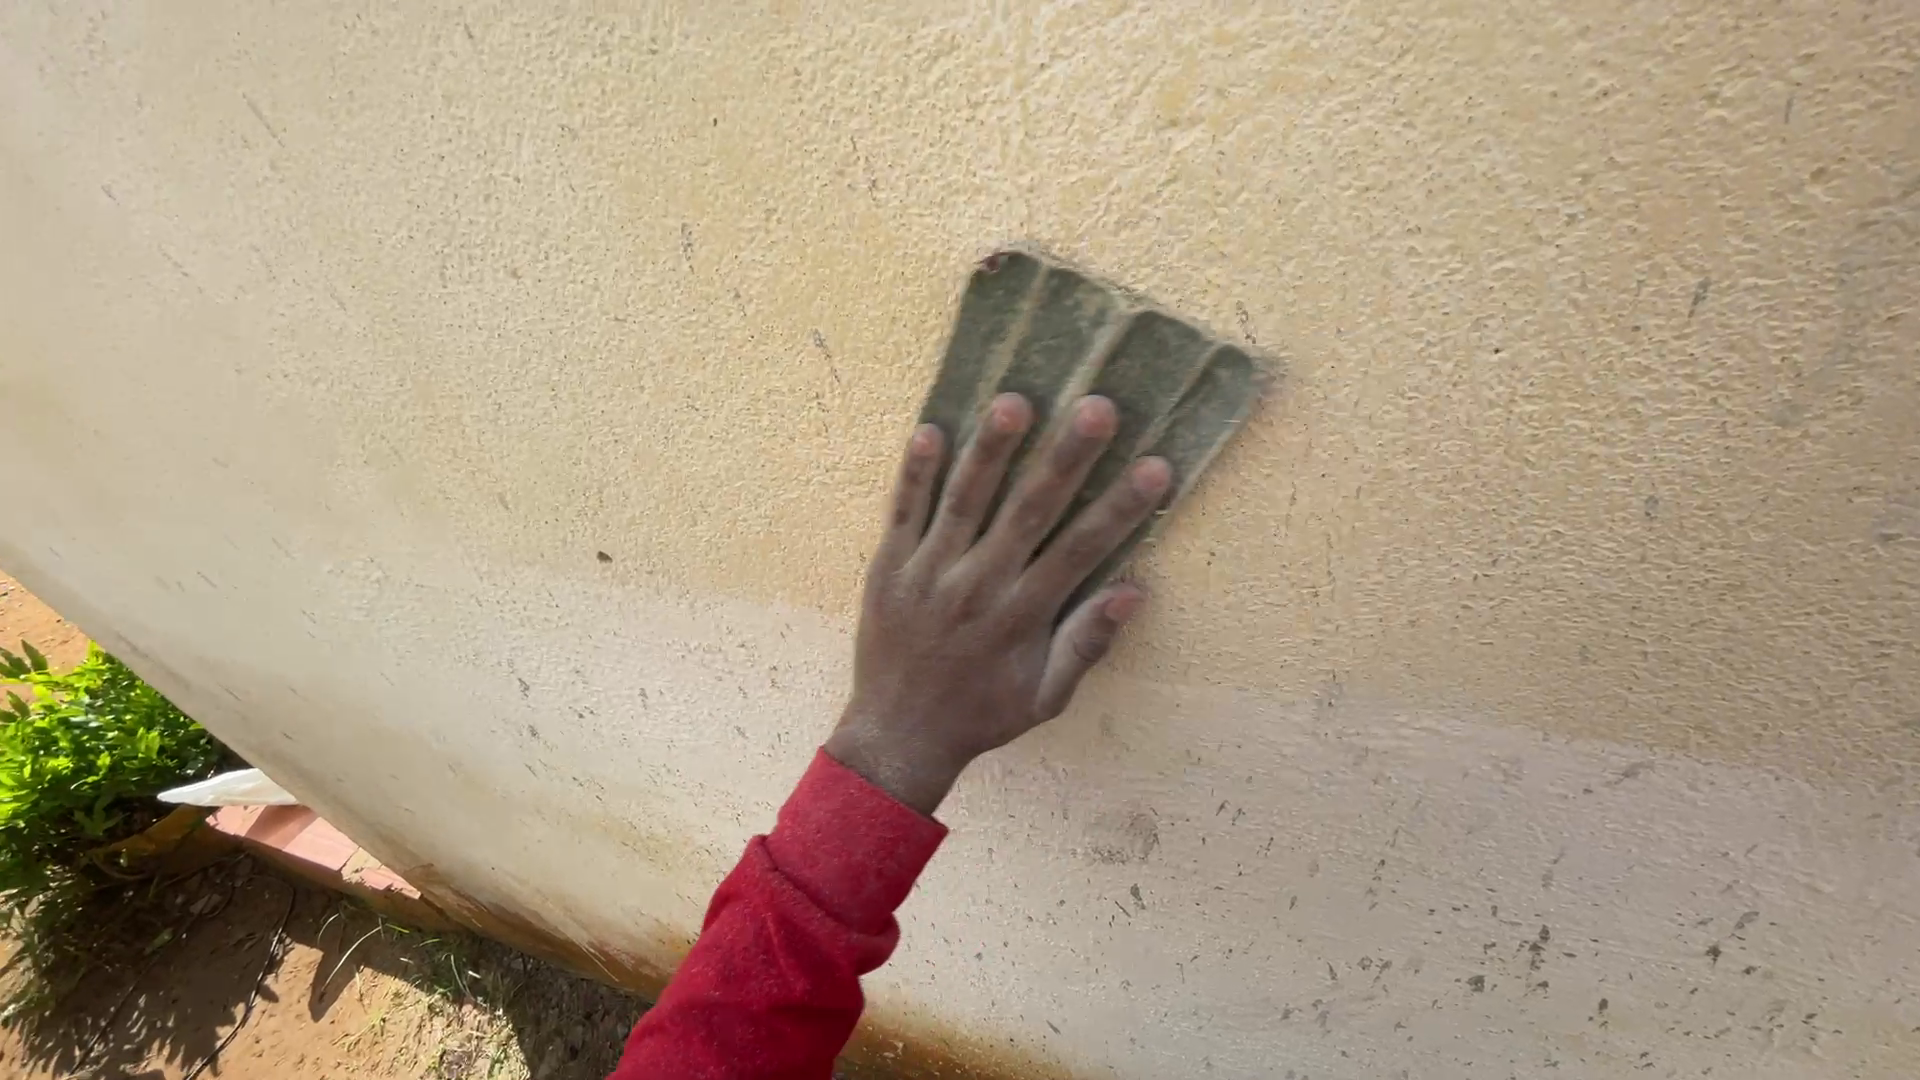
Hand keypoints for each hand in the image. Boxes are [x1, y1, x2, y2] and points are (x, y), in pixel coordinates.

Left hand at [825, 393, 1172, 813]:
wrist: (897, 735)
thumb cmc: (980, 715)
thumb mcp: (1045, 698)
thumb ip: (1087, 645)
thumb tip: (1135, 592)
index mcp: (1020, 617)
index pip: (1080, 552)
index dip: (1120, 509)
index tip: (1157, 466)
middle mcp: (977, 587)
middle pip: (1028, 512)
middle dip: (1065, 459)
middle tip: (1096, 407)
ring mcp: (928, 573)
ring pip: (964, 502)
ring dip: (990, 451)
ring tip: (1014, 401)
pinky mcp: (888, 567)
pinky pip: (902, 513)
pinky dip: (914, 474)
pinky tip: (929, 431)